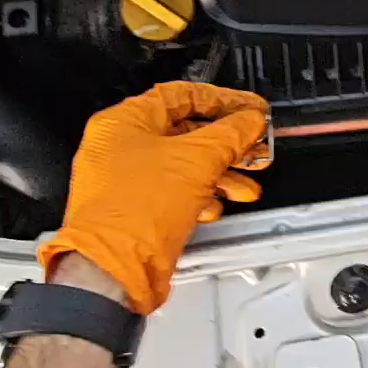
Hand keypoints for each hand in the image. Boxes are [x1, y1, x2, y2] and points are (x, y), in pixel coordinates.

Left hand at [38, 82, 267, 314]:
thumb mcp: (198, 160)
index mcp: (124, 123)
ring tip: (247, 184)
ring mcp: (126, 180)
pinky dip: (202, 196)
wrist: (113, 272)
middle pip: (187, 132)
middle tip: (255, 146)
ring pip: (185, 165)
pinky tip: (217, 205)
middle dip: (228, 143)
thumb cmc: (136, 213)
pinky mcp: (136, 209)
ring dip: (222, 173)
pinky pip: (176, 192)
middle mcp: (120, 148)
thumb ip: (231, 133)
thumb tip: (250, 120)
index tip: (251, 110)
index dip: (224, 100)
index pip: (183, 96)